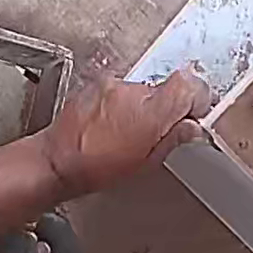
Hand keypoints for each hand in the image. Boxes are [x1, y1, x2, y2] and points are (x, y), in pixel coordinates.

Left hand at [37, 69, 212, 197]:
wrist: (56, 161)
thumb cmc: (94, 169)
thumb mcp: (143, 164)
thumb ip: (171, 140)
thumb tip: (191, 128)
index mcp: (149, 114)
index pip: (189, 85)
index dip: (196, 97)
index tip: (193, 111)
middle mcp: (131, 92)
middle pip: (165, 88)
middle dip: (165, 108)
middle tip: (153, 132)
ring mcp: (112, 85)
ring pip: (142, 89)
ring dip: (140, 106)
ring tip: (125, 130)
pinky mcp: (97, 83)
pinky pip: (120, 89)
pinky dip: (121, 103)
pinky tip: (111, 124)